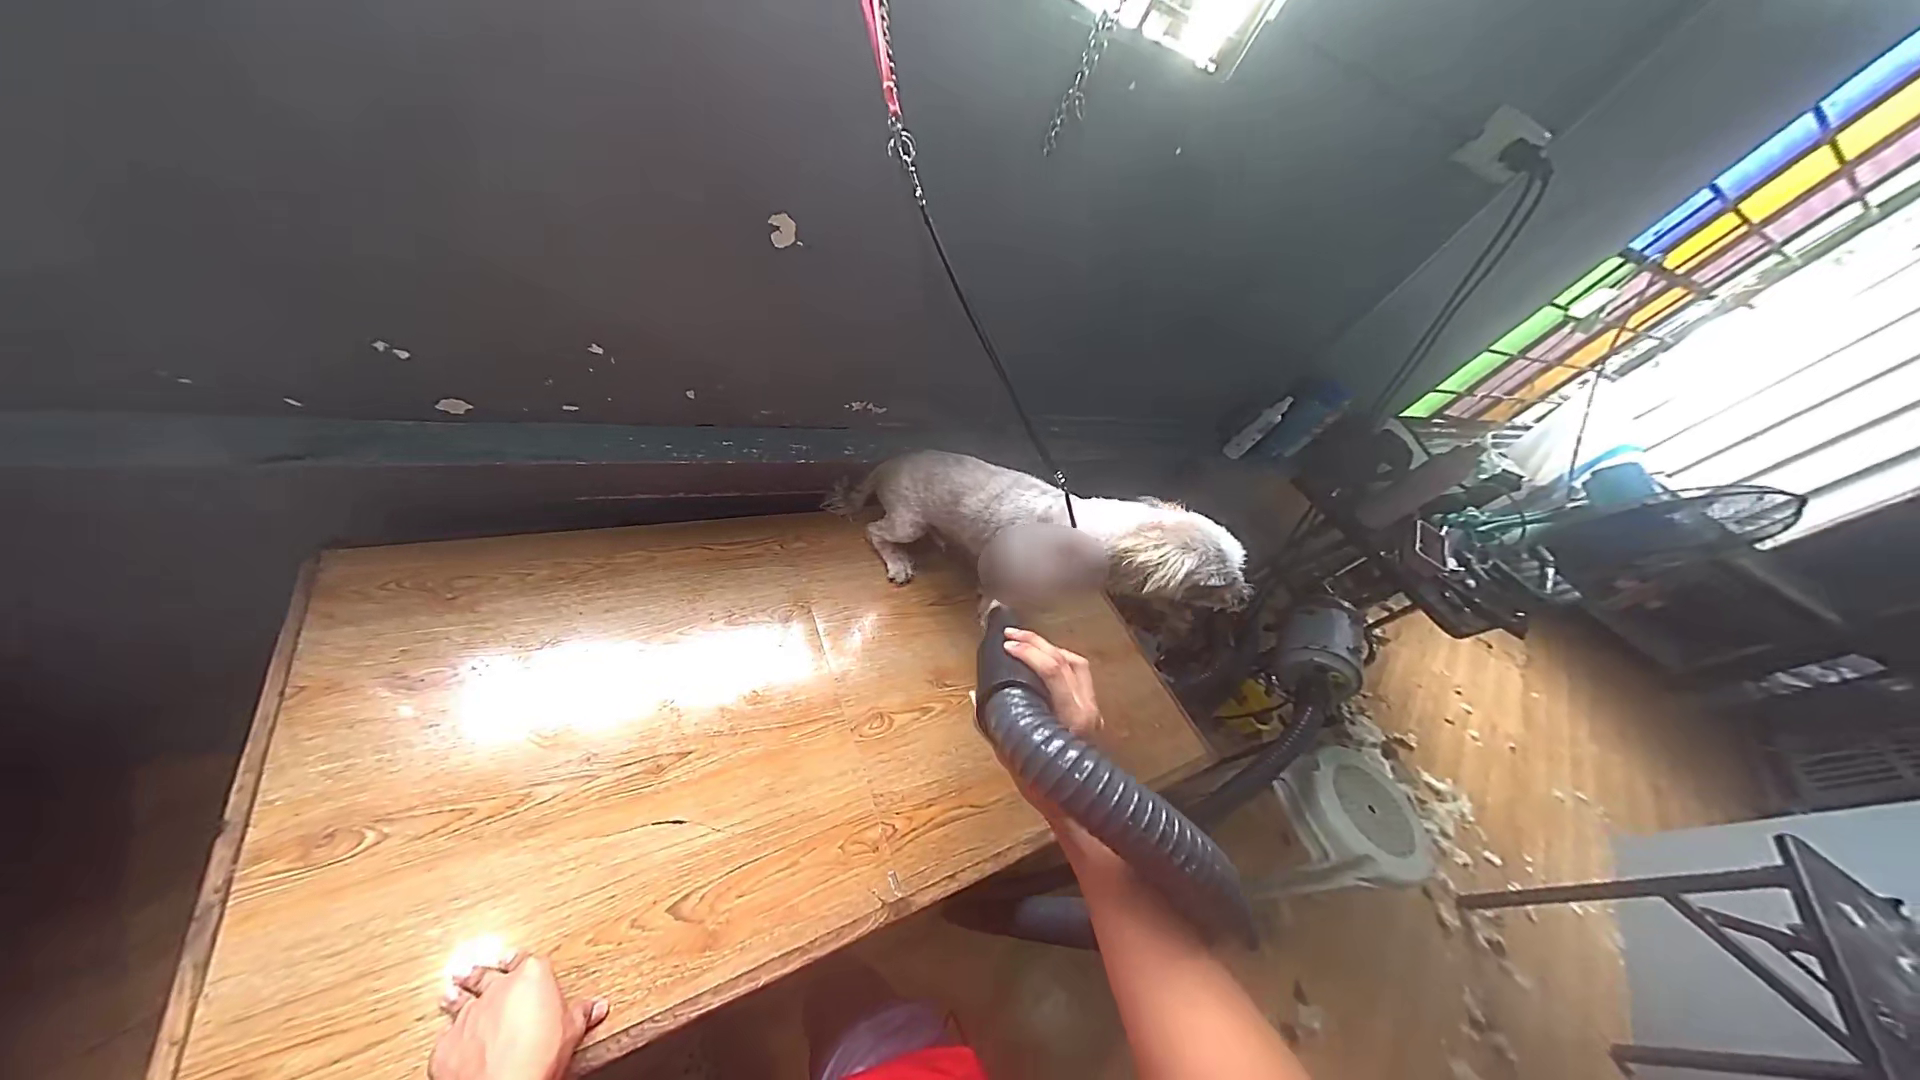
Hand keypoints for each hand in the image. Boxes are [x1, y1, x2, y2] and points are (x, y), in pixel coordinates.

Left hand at [431, 951, 607, 1079]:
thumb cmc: (540, 1055)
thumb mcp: (571, 1030)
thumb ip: (581, 1013)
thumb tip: (596, 1007)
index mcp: (531, 977)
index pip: (525, 959)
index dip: (518, 958)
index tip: (513, 956)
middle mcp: (498, 990)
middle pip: (486, 975)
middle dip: (479, 972)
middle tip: (470, 968)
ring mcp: (468, 1017)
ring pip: (459, 1001)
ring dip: (456, 997)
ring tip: (450, 990)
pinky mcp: (445, 1047)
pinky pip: (444, 1036)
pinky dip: (447, 1036)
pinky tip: (445, 1037)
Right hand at [1001, 628, 1111, 856]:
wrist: (1077, 809)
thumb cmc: (1044, 788)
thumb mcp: (1013, 756)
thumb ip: (995, 725)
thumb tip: (975, 696)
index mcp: (1070, 718)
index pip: (1054, 671)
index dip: (1029, 653)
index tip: (1007, 646)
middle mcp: (1086, 709)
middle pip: (1066, 661)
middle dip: (1037, 642)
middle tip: (1012, 634)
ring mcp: (1094, 710)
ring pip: (1078, 664)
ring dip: (1051, 648)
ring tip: (1027, 642)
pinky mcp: (1094, 712)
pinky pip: (1080, 675)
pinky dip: (1061, 661)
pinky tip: (1044, 661)